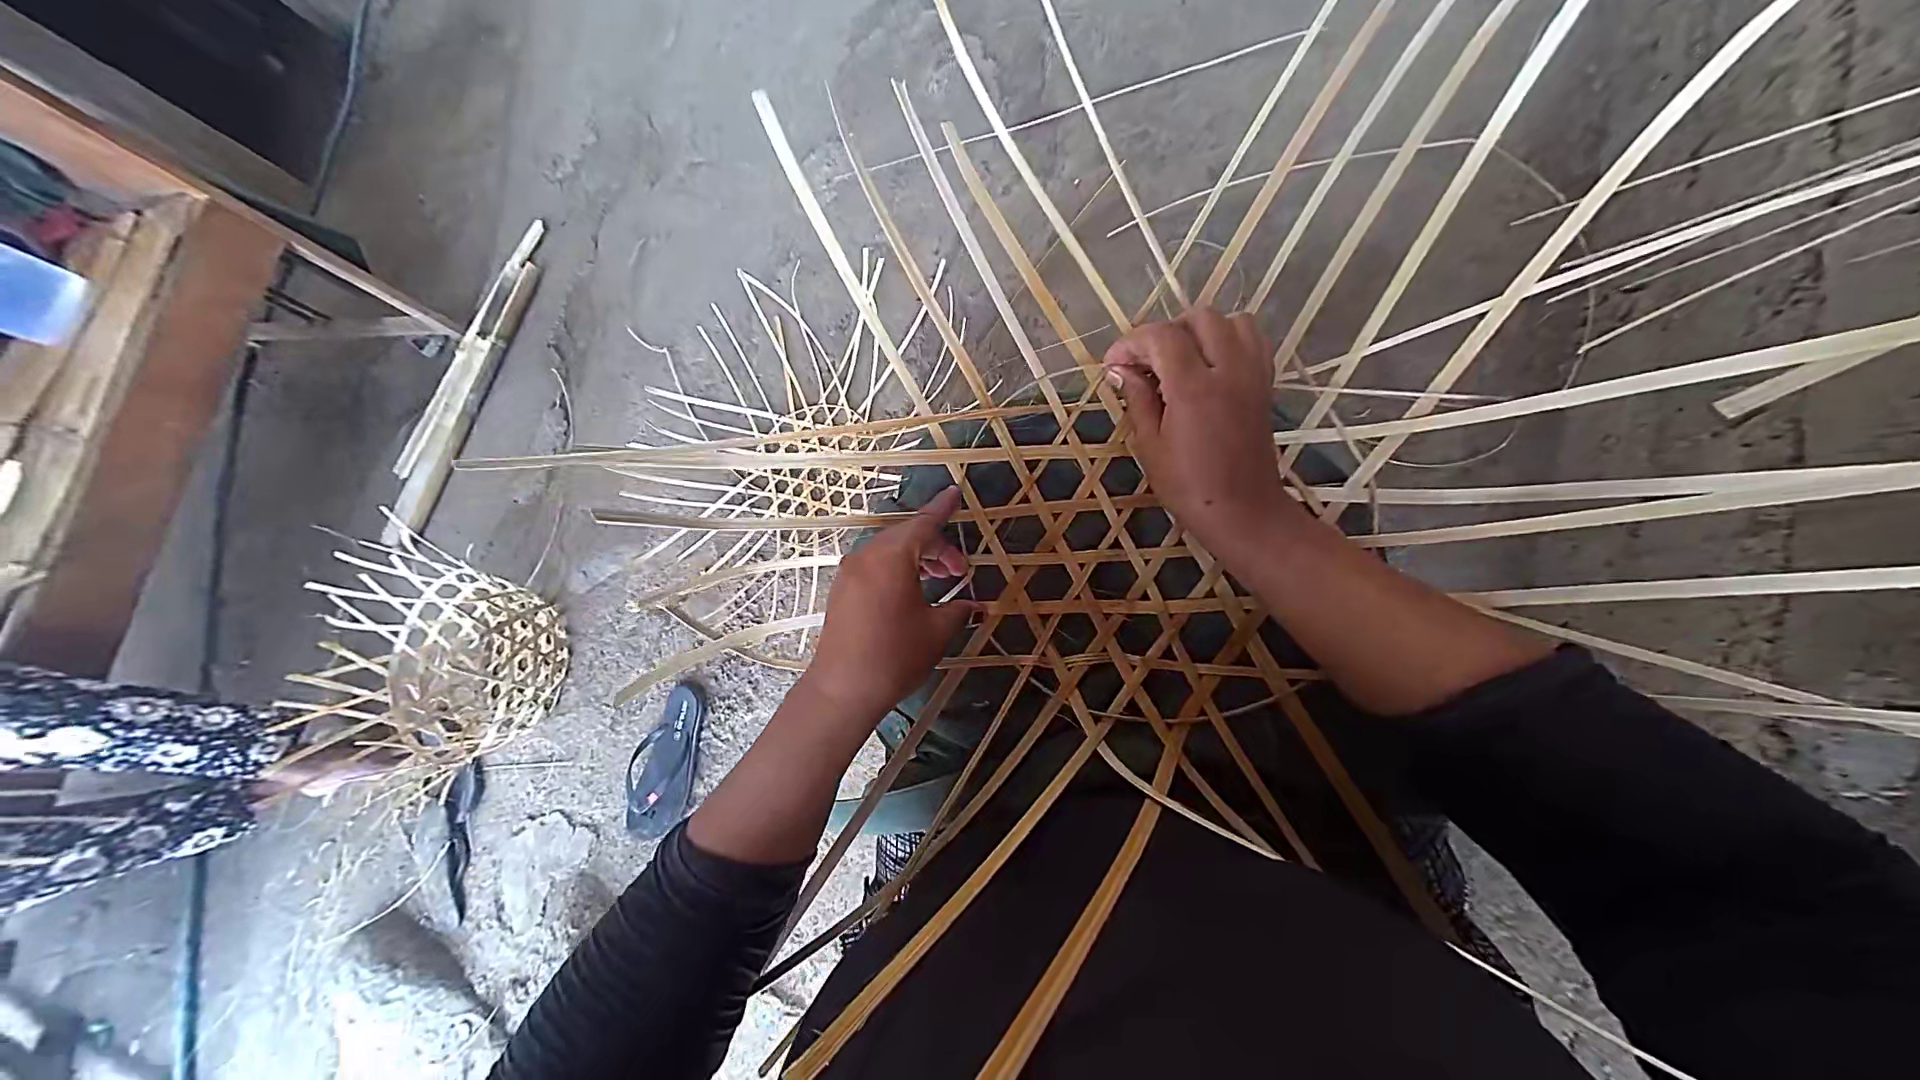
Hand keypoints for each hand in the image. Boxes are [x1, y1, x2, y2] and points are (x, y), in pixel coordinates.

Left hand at [802, 485, 978, 722]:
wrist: (843, 690)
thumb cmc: (895, 656)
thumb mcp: (937, 631)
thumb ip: (958, 609)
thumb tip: (974, 605)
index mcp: (892, 556)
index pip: (924, 523)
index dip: (943, 509)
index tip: (955, 493)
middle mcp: (866, 556)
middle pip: (907, 536)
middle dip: (936, 547)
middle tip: (959, 571)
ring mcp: (849, 572)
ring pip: (890, 551)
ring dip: (917, 559)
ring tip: (939, 582)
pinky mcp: (842, 590)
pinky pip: (874, 566)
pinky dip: (897, 569)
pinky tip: (912, 593)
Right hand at [1103, 309, 1291, 561]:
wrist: (1242, 510)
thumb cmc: (1188, 486)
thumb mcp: (1149, 445)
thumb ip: (1137, 398)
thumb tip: (1121, 369)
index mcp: (1194, 388)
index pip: (1161, 337)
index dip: (1131, 343)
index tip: (1114, 364)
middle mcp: (1229, 370)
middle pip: (1198, 318)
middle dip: (1165, 332)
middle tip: (1146, 364)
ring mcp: (1253, 373)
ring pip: (1230, 321)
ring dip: (1200, 331)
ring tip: (1179, 361)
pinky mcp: (1265, 383)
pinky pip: (1252, 340)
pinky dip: (1228, 340)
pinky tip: (1209, 366)